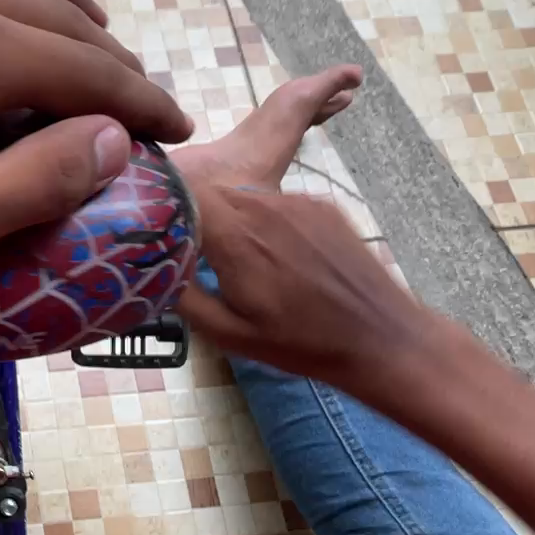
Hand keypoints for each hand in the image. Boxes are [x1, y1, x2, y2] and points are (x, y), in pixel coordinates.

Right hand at [176, 190, 437, 388]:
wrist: (382, 338)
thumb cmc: (300, 342)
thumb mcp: (227, 333)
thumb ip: (183, 297)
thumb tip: (153, 271)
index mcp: (236, 238)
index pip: (183, 194)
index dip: (164, 205)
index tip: (153, 227)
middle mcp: (265, 208)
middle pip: (211, 191)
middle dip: (192, 213)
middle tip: (185, 244)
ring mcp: (298, 203)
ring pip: (243, 196)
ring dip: (228, 219)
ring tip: (229, 255)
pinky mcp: (323, 207)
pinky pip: (276, 204)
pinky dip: (263, 222)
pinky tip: (272, 255)